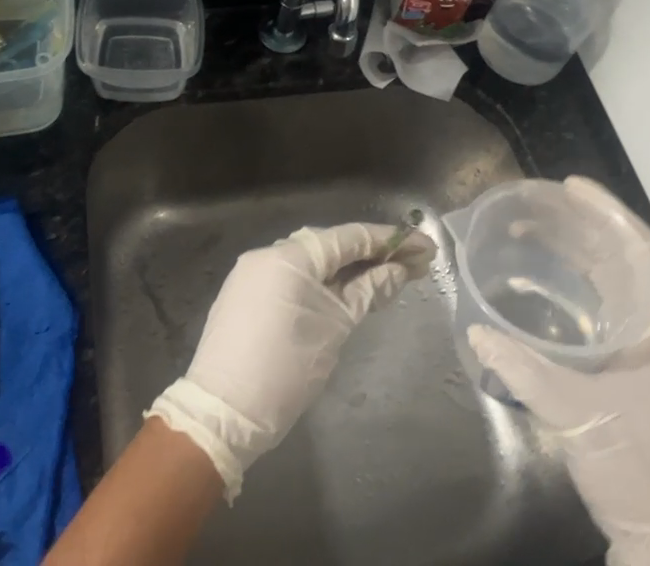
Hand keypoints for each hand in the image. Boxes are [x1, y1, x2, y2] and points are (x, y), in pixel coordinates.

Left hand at [147, 222, 433, 500]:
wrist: (223, 411)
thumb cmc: (285, 369)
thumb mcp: (335, 329)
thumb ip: (368, 292)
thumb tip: (398, 271)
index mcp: (289, 256)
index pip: (349, 237)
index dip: (391, 241)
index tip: (426, 247)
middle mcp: (267, 255)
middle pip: (329, 245)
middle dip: (372, 253)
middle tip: (413, 264)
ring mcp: (252, 275)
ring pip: (310, 262)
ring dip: (347, 268)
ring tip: (386, 277)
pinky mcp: (244, 296)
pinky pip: (290, 278)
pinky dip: (321, 282)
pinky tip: (345, 292)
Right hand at [468, 177, 649, 565]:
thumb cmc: (631, 462)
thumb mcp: (575, 413)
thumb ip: (524, 369)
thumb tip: (477, 330)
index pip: (645, 253)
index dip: (611, 213)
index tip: (572, 187)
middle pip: (629, 262)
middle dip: (587, 228)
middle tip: (540, 208)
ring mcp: (649, 352)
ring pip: (618, 286)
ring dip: (582, 257)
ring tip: (537, 236)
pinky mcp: (634, 370)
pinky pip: (606, 311)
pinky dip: (578, 290)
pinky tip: (545, 289)